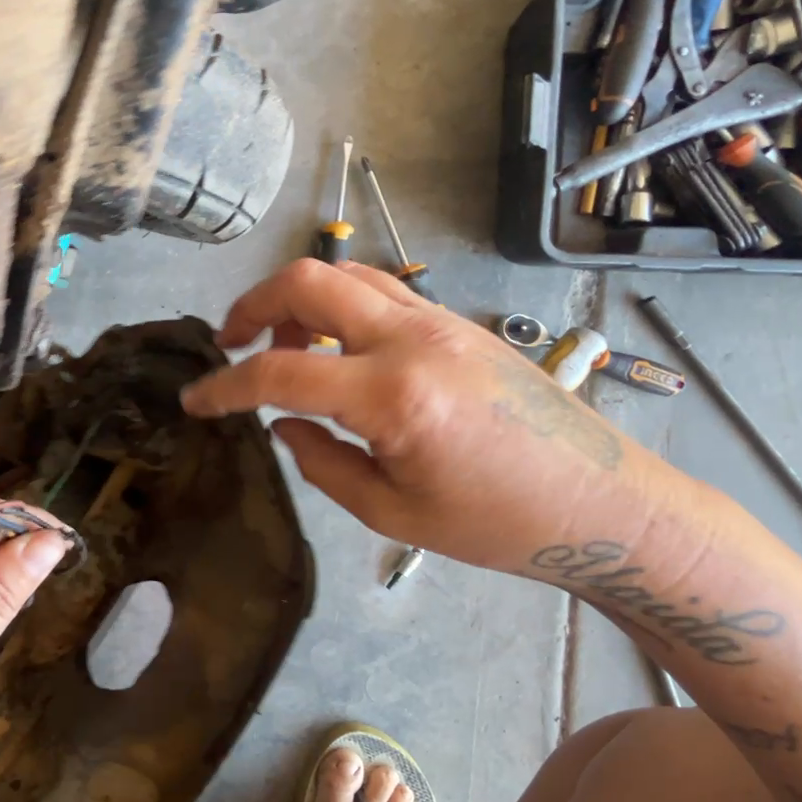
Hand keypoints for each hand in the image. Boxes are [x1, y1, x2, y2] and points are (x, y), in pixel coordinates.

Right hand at [180, 259, 694, 574]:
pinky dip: (338, 309)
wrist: (607, 506)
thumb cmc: (498, 525)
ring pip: (347, 276)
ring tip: (281, 347)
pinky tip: (335, 353)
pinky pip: (381, 294)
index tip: (194, 401)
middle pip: (310, 281)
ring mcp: (442, 323)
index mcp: (394, 396)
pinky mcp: (459, 325)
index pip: (279, 373)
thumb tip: (284, 424)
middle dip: (253, 304)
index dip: (223, 386)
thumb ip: (321, 462)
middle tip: (230, 342)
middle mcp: (414, 340)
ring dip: (297, 301)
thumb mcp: (390, 512)